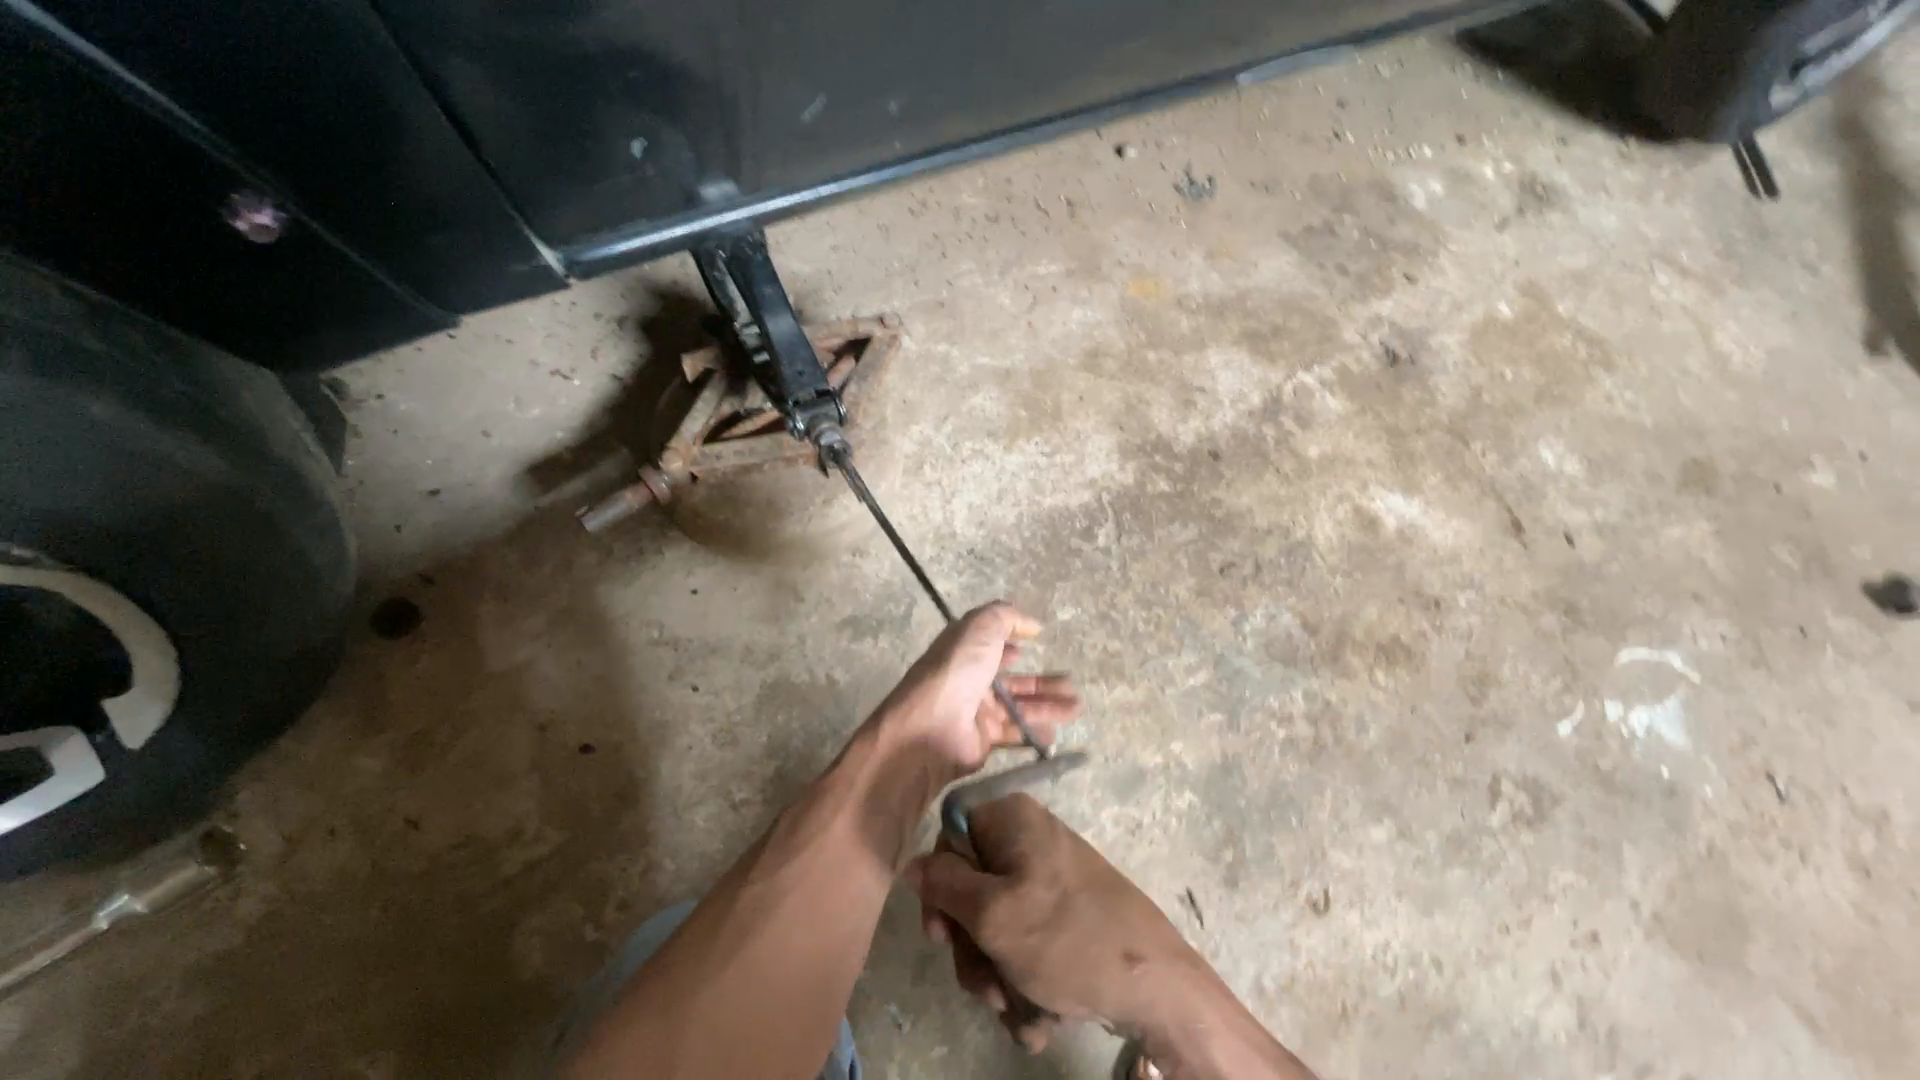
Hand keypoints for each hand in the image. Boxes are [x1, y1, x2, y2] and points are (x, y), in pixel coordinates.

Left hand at [866, 603, 1080, 777]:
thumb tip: (1032, 625)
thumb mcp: (980, 628)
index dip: (1011, 642)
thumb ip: (1006, 617)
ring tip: (1077, 707)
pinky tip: (1055, 732)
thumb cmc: (956, 671)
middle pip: (1012, 681)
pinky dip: (1036, 732)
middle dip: (1042, 682)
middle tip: (1071, 684)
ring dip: (1048, 706)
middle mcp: (970, 680)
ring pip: (1019, 708)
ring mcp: (976, 712)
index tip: (1035, 642)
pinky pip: (1015, 734)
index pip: (990, 645)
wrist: (932, 728)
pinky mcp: (984, 740)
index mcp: (965, 652)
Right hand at [905, 794, 1199, 1049]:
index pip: (949, 840)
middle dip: (973, 950)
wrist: (1155, 985)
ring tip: (1020, 1009)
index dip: (939, 889)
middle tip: (989, 986)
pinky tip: (1040, 1015)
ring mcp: (1051, 881)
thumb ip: (943, 885)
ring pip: (996, 928)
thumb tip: (913, 863)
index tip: (941, 935)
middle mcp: (1030, 841)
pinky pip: (1027, 945)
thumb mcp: (993, 914)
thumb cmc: (1068, 940)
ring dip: (998, 976)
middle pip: (970, 892)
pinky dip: (1027, 982)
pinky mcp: (1068, 916)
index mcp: (1012, 821)